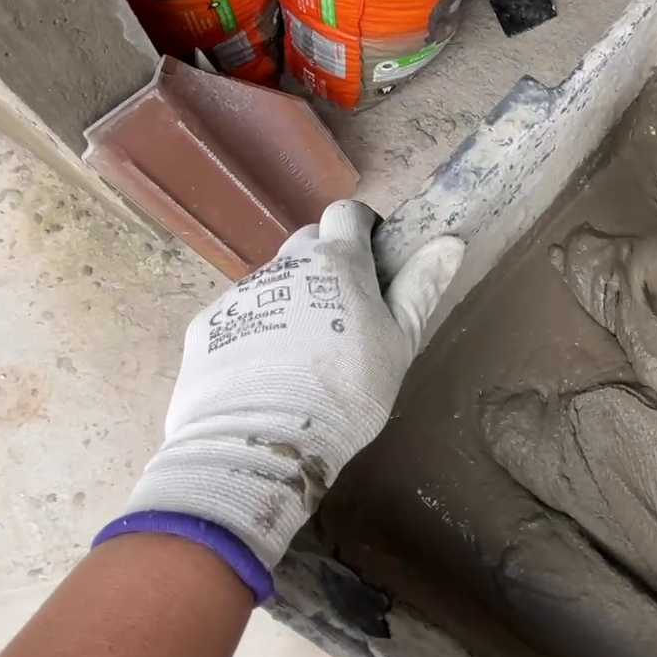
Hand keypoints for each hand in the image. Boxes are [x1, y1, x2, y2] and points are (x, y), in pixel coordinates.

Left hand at [111, 201, 463, 588]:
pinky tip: (265, 370)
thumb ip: (421, 287)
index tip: (372, 260)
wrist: (260, 443)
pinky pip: (239, 314)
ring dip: (292, 298)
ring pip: (274, 280)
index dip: (361, 229)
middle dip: (325, 261)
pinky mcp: (206, 325)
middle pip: (308, 242)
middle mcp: (285, 265)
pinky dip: (256, 330)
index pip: (347, 213)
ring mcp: (241, 293)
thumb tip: (450, 241)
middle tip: (342, 310)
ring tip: (303, 352)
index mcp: (337, 262)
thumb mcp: (401, 341)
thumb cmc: (348, 389)